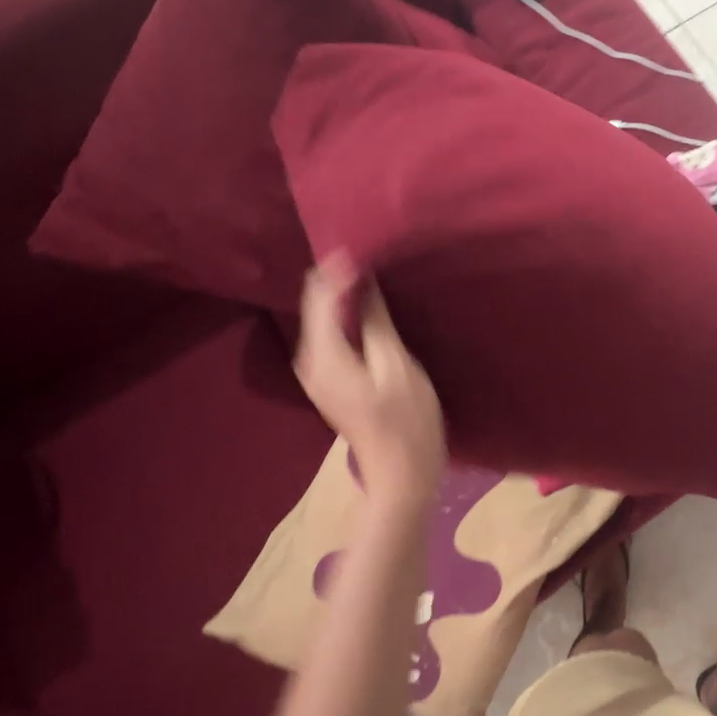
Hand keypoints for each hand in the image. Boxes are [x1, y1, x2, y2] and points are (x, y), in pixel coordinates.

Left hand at [294, 254, 443, 494]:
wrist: (401, 471)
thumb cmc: (407, 419)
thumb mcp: (397, 365)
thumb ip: (375, 321)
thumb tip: (362, 281)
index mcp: (323, 354)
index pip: (320, 295)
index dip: (340, 268)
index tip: (366, 245)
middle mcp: (309, 359)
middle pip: (317, 304)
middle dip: (341, 279)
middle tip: (372, 256)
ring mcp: (316, 371)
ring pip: (324, 318)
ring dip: (346, 297)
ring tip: (374, 275)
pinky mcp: (330, 378)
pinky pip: (332, 334)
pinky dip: (348, 317)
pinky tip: (371, 309)